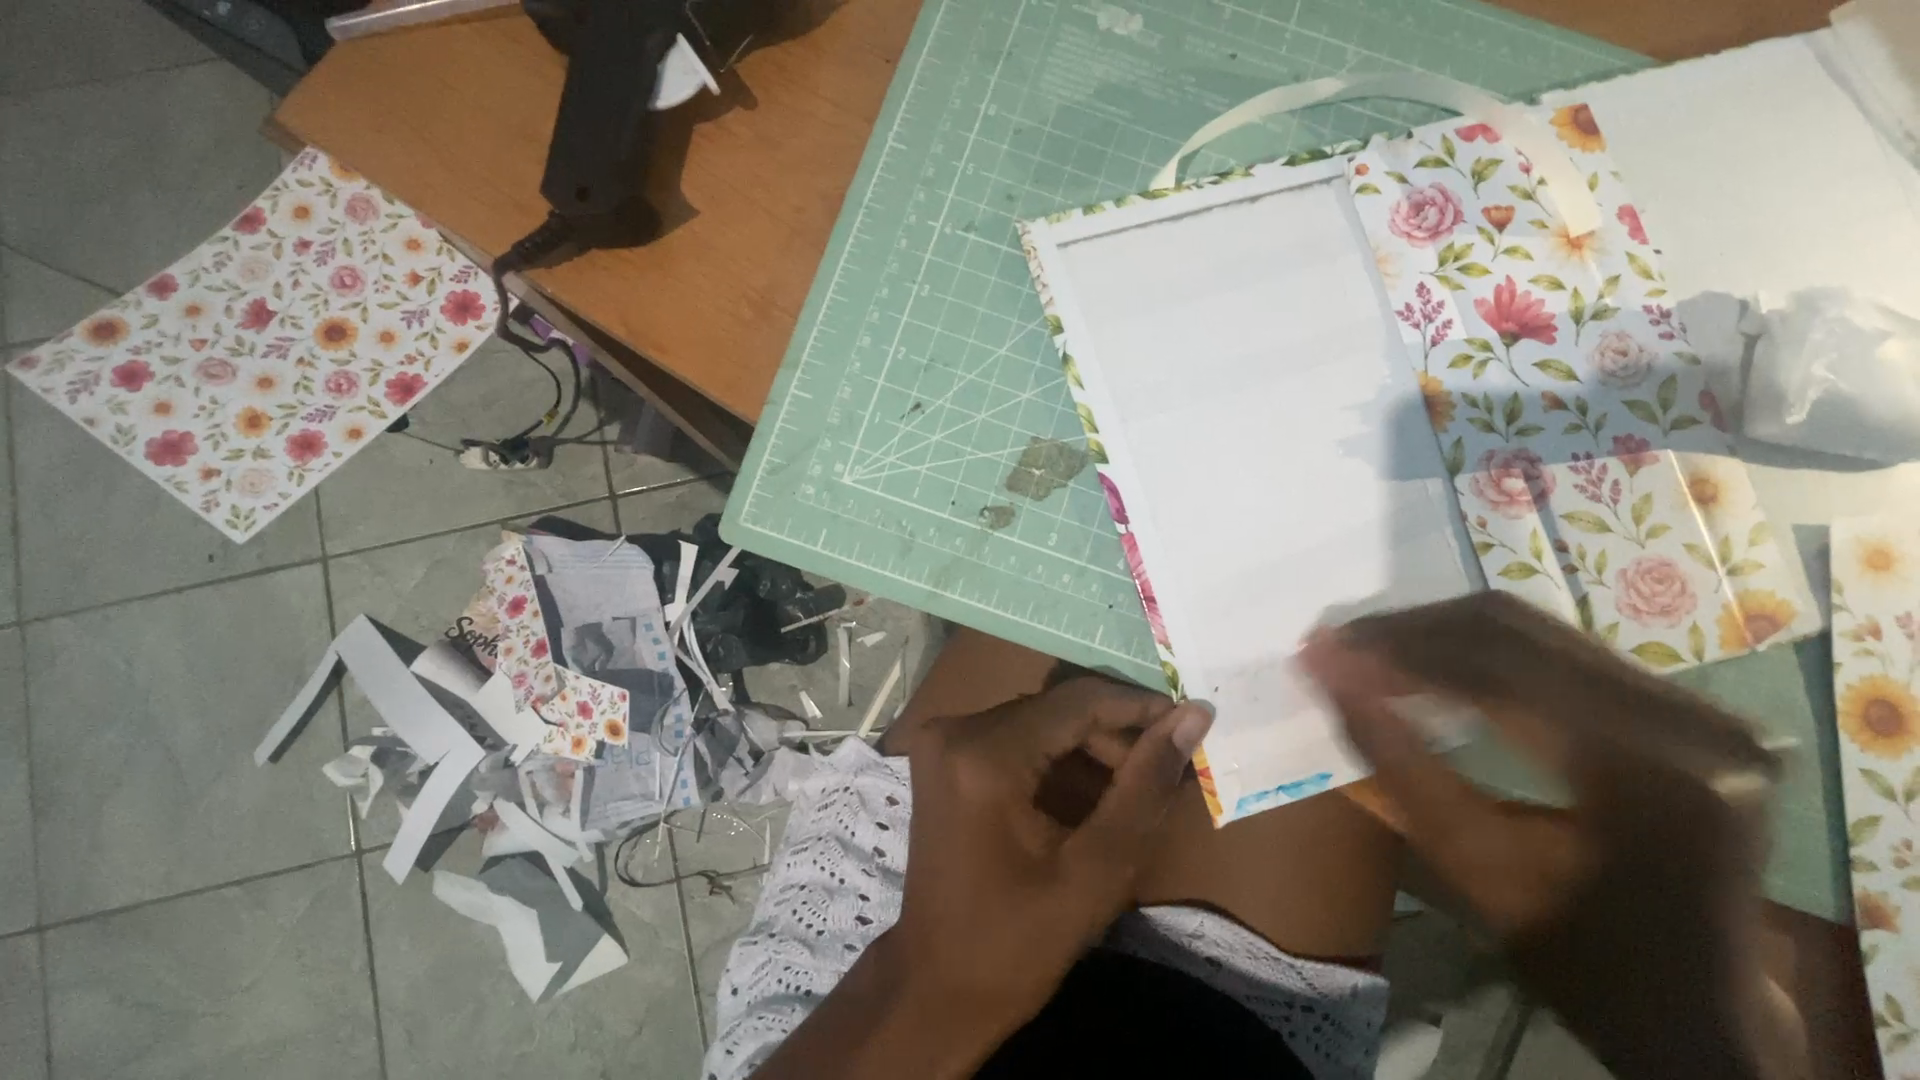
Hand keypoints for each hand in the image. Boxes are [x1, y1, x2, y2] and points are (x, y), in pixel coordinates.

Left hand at [887, 677, 1211, 1032]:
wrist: (937, 985)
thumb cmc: (1018, 942)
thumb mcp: (1096, 869)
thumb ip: (1145, 786)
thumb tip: (1192, 716)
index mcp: (984, 754)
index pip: (1079, 702)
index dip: (1141, 708)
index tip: (1194, 724)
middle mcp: (955, 730)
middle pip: (1058, 709)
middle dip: (1117, 737)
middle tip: (1168, 774)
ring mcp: (943, 742)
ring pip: (1040, 721)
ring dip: (1090, 750)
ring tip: (1138, 791)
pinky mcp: (944, 758)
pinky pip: (1016, 739)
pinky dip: (1057, 761)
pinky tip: (1093, 797)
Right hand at [1301, 593, 1803, 1079]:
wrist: (1705, 1007)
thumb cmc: (1584, 958)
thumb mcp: (1476, 869)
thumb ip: (1400, 766)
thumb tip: (1329, 677)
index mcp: (1650, 773)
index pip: (1497, 671)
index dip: (1396, 652)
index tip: (1317, 650)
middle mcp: (1692, 719)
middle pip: (1515, 631)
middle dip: (1409, 633)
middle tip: (1333, 644)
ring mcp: (1700, 704)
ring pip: (1533, 628)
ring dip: (1437, 636)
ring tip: (1364, 650)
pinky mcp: (1687, 703)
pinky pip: (1558, 648)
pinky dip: (1478, 651)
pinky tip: (1426, 664)